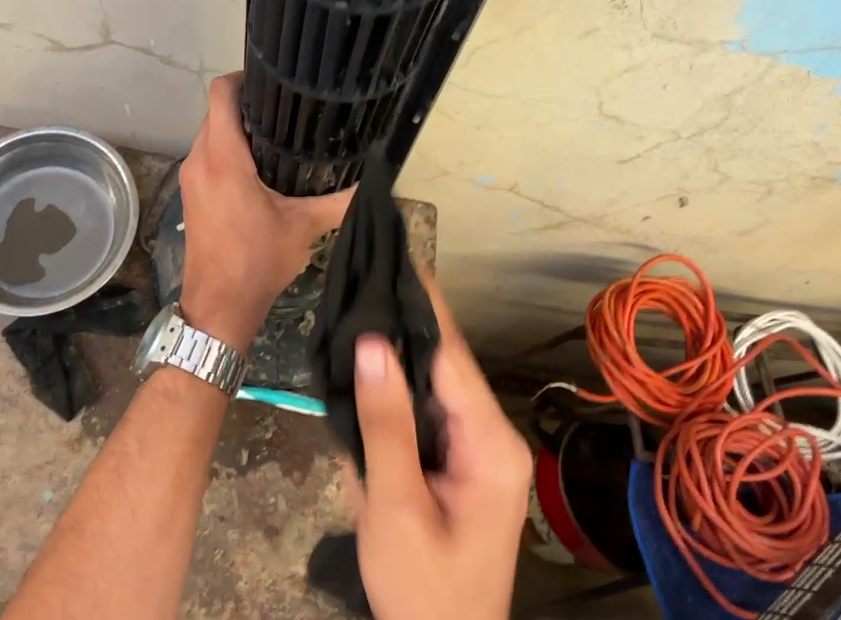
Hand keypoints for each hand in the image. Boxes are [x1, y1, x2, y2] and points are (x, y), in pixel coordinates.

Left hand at [177, 73, 352, 347]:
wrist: (219, 307)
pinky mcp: (191, 195)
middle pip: (216, 112)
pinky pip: (207, 157)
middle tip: (286, 109)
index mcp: (223, 157)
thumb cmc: (257, 261)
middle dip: (247, 105)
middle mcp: (199, 160)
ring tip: (278, 135)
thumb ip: (340, 201)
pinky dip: (227, 152)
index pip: (221, 93)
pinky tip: (259, 167)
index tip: (272, 81)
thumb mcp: (304, 227)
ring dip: (236, 131)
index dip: (243, 78)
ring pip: (210, 136)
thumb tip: (375, 181)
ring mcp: (190, 178)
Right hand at [353, 276, 531, 619]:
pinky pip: (421, 415)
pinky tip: (359, 375)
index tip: (396, 254)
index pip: (451, 354)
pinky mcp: (455, 463)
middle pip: (439, 365)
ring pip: (427, 388)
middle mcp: (490, 437)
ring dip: (390, 362)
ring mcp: (474, 451)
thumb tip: (372, 343)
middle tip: (355, 285)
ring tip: (350, 314)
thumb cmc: (424, 586)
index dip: (422, 304)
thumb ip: (384, 422)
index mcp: (489, 443)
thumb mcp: (397, 506)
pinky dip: (390, 398)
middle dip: (398, 329)